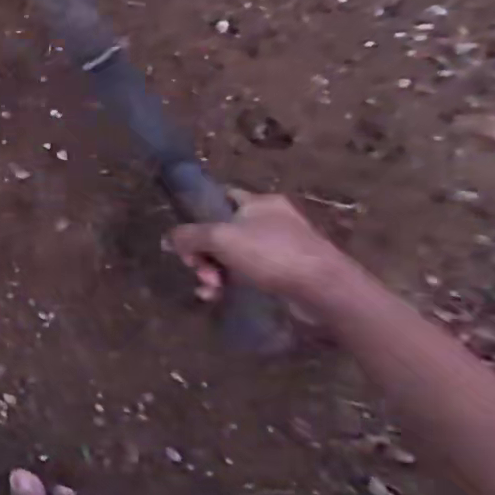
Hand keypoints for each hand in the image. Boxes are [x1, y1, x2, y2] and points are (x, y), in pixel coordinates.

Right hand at [167, 191, 372, 313]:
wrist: (327, 291)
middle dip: (203, 253)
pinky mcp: (287, 274)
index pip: (221, 197)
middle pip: (221, 231)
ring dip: (213, 272)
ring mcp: (281, 248)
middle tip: (197, 269)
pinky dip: (230, 284)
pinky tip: (218, 297)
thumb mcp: (219, 238)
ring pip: (232, 255)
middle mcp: (271, 220)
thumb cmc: (272, 253)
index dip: (200, 212)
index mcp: (259, 202)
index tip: (187, 235)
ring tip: (209, 289)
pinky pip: (248, 274)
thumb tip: (168, 240)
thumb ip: (188, 236)